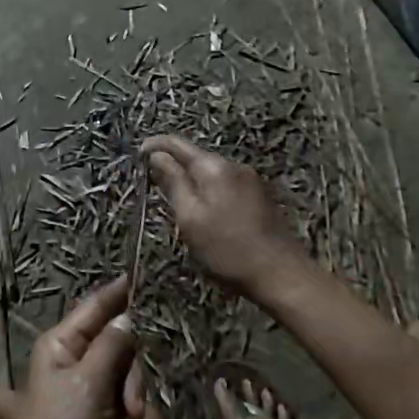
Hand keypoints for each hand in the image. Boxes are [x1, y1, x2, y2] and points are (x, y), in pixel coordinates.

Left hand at [7, 277, 144, 418]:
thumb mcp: (90, 384)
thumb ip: (112, 346)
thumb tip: (126, 316)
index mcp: (61, 345)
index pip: (93, 308)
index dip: (115, 294)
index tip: (136, 276)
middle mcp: (73, 363)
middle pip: (119, 346)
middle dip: (131, 378)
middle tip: (130, 405)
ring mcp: (87, 393)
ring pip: (128, 380)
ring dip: (131, 408)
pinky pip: (127, 410)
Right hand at [141, 135, 309, 297]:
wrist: (281, 274)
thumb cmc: (228, 249)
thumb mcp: (190, 217)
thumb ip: (172, 182)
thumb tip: (156, 156)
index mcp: (213, 167)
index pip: (176, 144)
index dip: (154, 146)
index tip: (137, 155)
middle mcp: (233, 165)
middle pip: (195, 157)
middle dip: (173, 165)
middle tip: (153, 185)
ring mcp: (250, 180)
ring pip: (210, 172)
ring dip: (191, 181)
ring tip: (177, 203)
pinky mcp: (259, 196)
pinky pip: (224, 184)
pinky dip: (209, 191)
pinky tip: (206, 213)